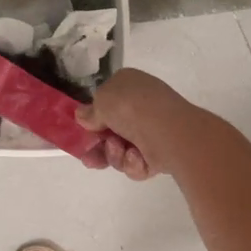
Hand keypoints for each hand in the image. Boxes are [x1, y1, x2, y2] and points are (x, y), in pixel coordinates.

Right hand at [75, 68, 197, 179]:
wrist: (167, 132)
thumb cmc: (132, 107)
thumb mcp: (102, 100)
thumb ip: (90, 111)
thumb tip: (82, 115)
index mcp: (129, 86)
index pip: (106, 101)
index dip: (93, 117)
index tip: (83, 130)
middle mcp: (141, 107)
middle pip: (110, 131)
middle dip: (99, 145)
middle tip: (90, 156)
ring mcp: (150, 131)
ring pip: (120, 150)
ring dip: (114, 154)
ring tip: (120, 150)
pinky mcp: (158, 155)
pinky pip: (135, 164)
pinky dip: (132, 163)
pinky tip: (136, 158)